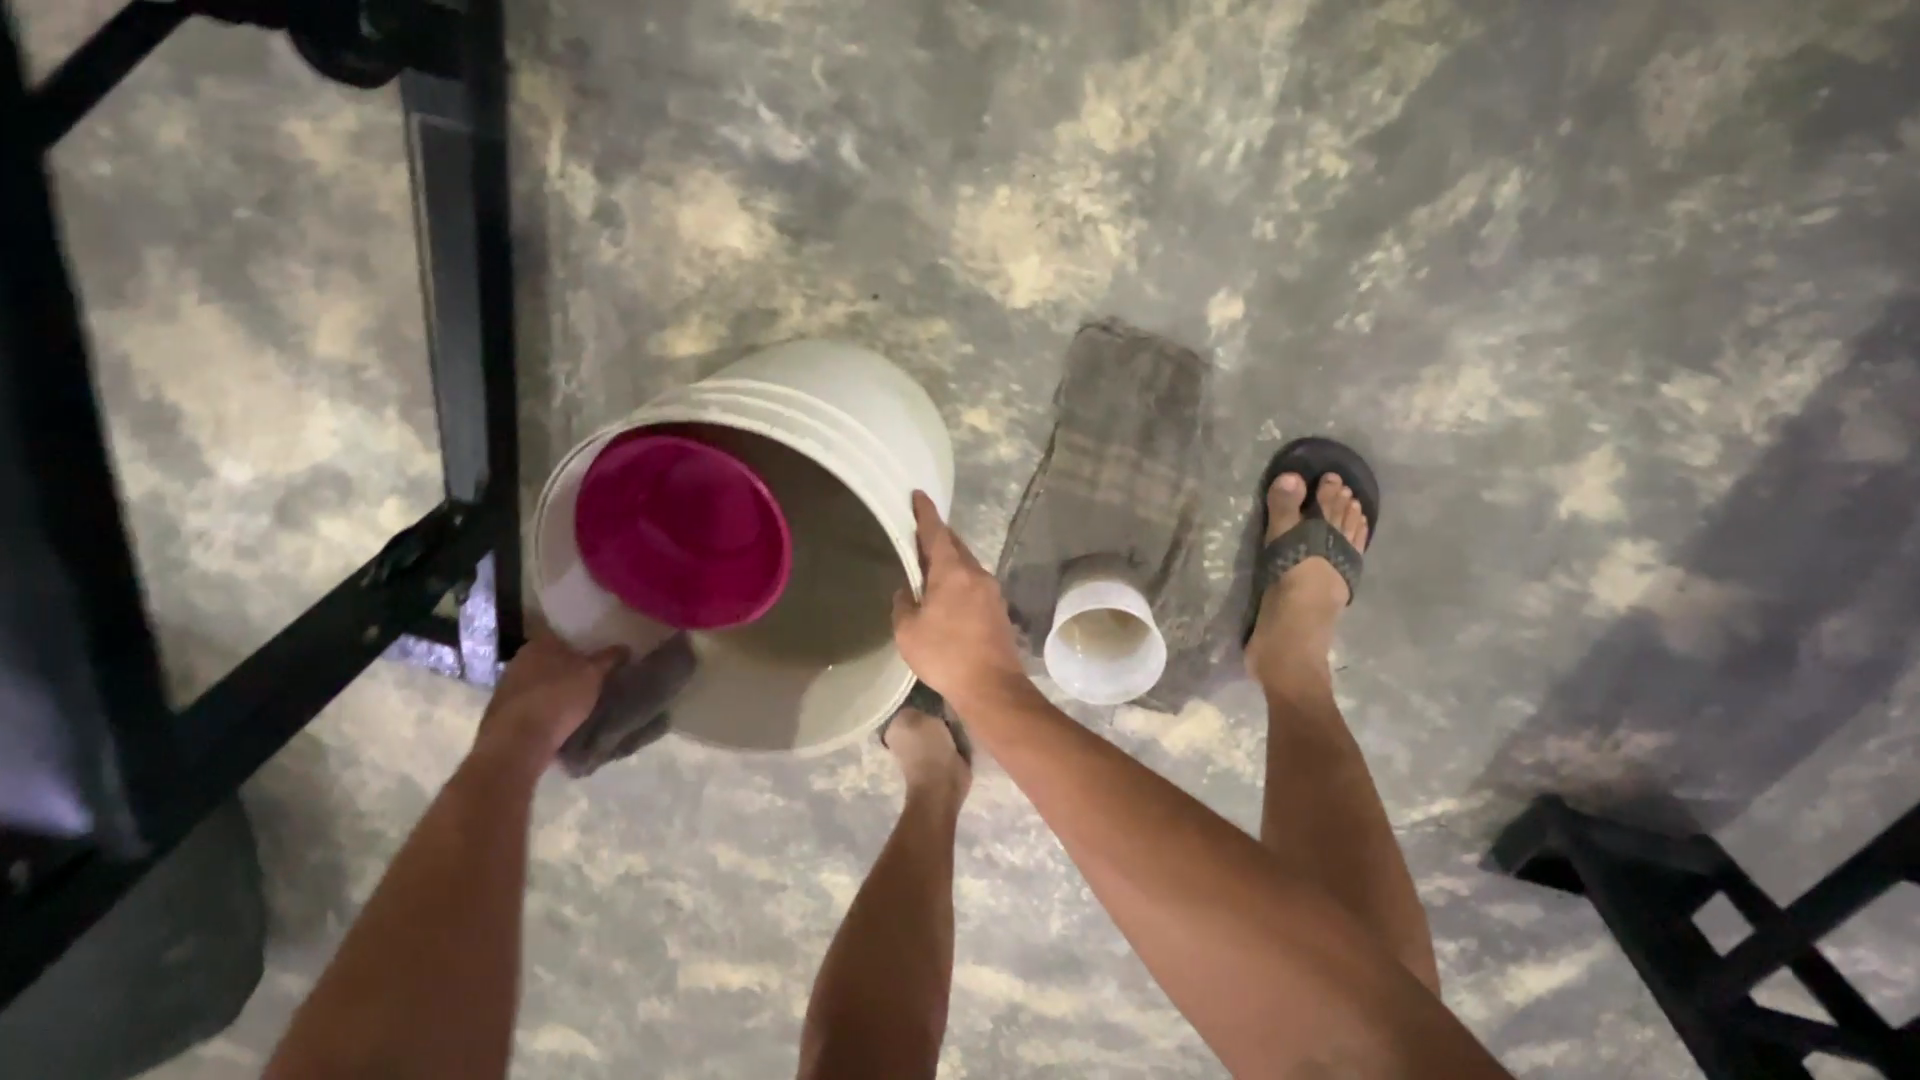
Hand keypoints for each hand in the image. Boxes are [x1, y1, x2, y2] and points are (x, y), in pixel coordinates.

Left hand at [475, 631, 625, 766]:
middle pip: (550, 658)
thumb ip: (610, 658)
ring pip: (538, 680)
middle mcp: (519, 658)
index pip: (563, 635)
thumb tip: (624, 647)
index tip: (596, 655)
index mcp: (539, 642)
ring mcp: (507, 685)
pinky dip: (542, 707)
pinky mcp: (502, 710)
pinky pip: (530, 702)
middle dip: (567, 667)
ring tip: (576, 701)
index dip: (581, 643)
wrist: (518, 741)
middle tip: (590, 677)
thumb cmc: (559, 697)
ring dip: (553, 688)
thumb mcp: (594, 675)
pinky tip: (557, 718)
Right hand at [891, 491, 1026, 705]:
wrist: (992, 686)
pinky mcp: (999, 610)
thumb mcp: (908, 631)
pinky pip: (975, 584)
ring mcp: (992, 591)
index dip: (925, 513)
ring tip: (931, 564)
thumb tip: (907, 592)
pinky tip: (949, 593)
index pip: (936, 532)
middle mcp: (976, 574)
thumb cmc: (945, 655)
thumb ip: (903, 604)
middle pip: (955, 546)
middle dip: (939, 536)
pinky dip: (960, 580)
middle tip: (920, 532)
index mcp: (952, 572)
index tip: (919, 495)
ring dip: (950, 560)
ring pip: (967, 565)